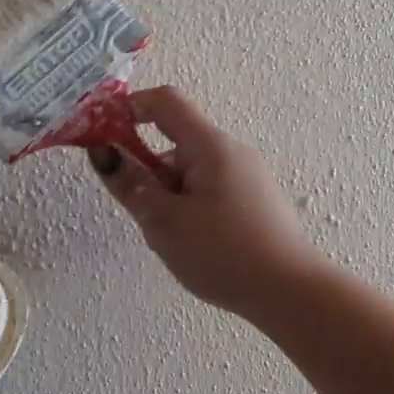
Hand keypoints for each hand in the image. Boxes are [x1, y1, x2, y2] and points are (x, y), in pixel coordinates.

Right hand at [88, 86, 325, 317]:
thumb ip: (130, 183)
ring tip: (176, 242)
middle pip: (177, 144)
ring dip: (170, 198)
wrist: (290, 291)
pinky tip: (199, 249)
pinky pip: (211, 193)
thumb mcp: (164, 221)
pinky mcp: (256, 203)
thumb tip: (103, 151)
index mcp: (210, 146)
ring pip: (192, 175)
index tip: (103, 133)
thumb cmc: (223, 253)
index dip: (129, 108)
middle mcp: (233, 153)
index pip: (165, 102)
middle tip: (146, 216)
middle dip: (150, 172)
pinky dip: (192, 211)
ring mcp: (249, 178)